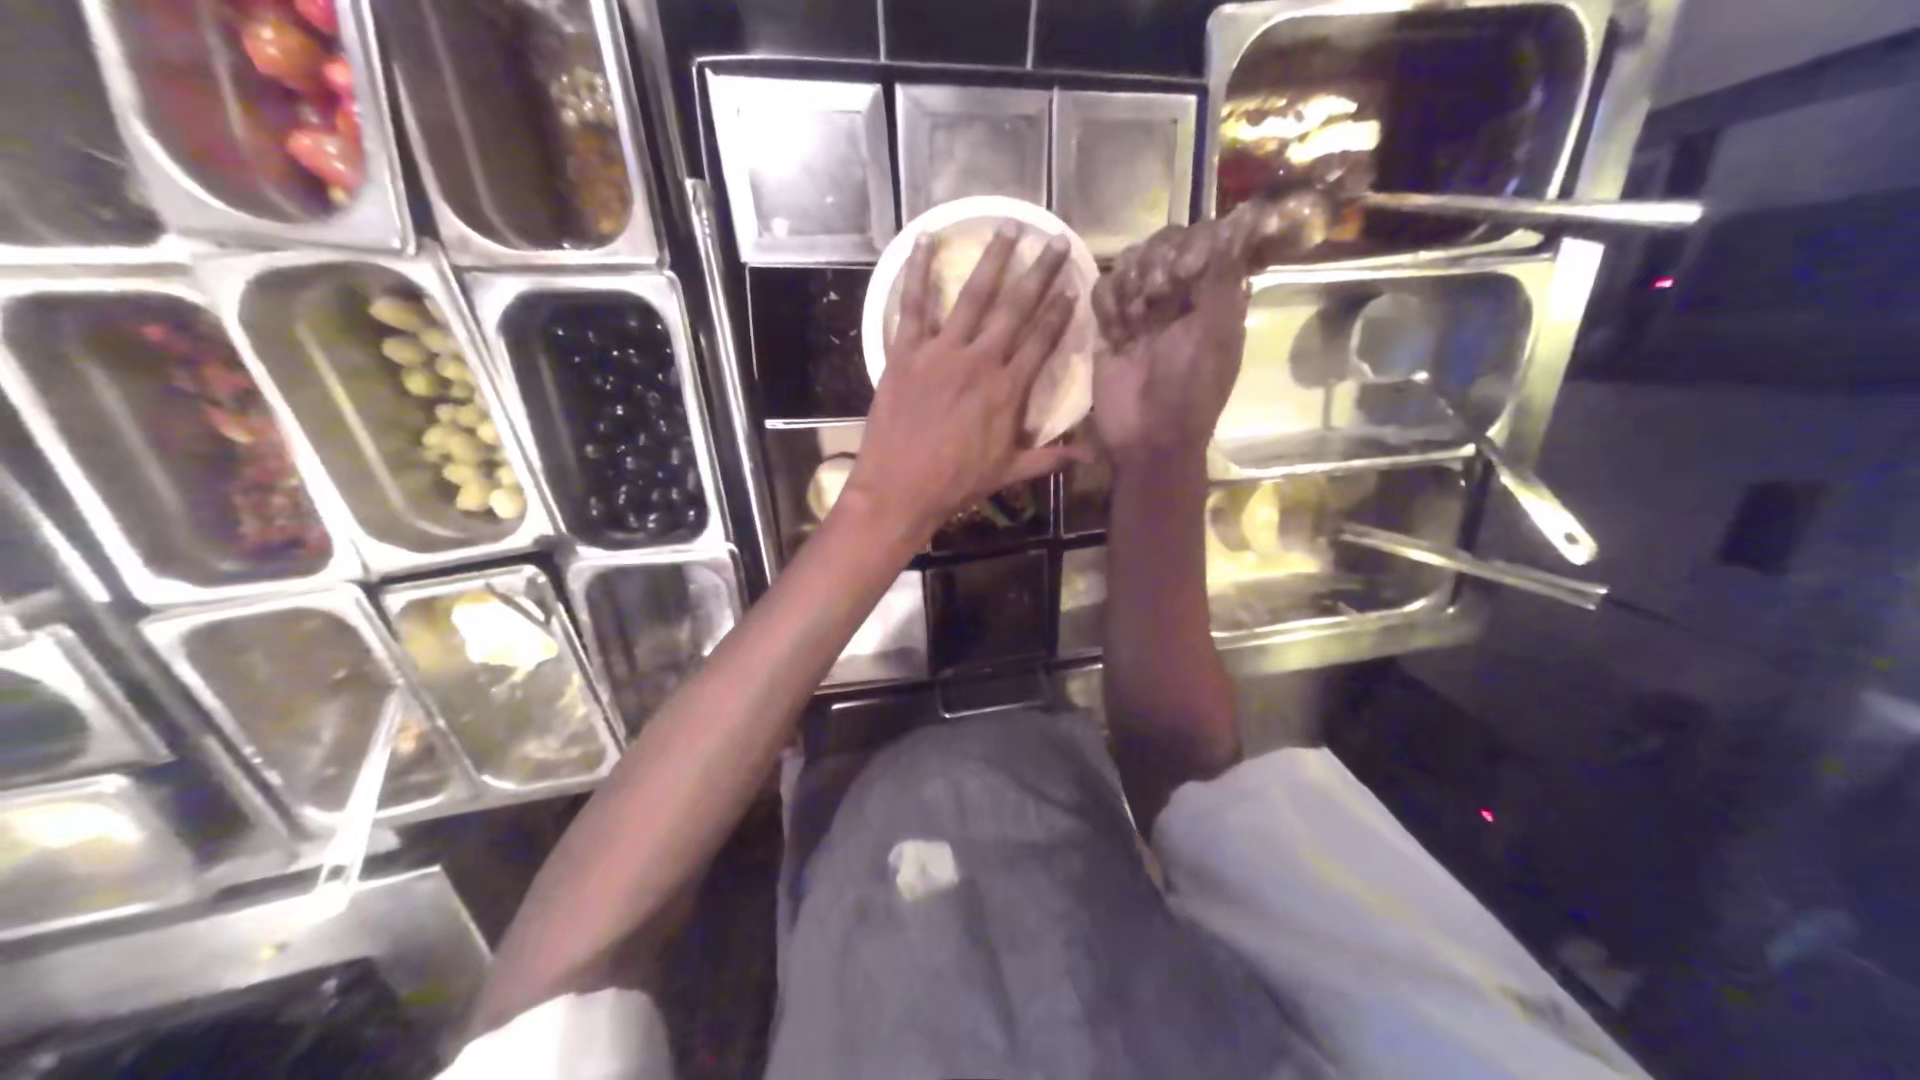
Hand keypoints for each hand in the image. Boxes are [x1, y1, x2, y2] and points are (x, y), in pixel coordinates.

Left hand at [841, 223, 1084, 544]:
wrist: (900, 489)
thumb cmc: (956, 483)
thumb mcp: (1009, 472)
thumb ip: (1050, 458)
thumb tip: (1090, 455)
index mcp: (1008, 389)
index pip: (1041, 341)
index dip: (1059, 313)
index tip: (1072, 286)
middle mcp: (980, 361)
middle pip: (1015, 308)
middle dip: (1038, 272)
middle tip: (1053, 240)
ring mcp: (941, 353)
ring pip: (973, 297)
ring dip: (992, 260)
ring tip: (1007, 228)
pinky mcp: (905, 354)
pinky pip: (912, 306)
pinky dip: (918, 272)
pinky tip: (924, 240)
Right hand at [1092, 256, 1247, 470]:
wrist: (1147, 437)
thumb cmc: (1189, 389)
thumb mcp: (1215, 333)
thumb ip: (1222, 277)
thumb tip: (1234, 222)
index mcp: (1212, 297)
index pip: (1203, 241)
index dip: (1191, 246)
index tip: (1185, 270)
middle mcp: (1178, 299)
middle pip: (1162, 247)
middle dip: (1155, 266)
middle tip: (1155, 301)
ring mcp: (1142, 313)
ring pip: (1129, 264)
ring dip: (1129, 286)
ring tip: (1133, 322)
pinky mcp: (1109, 330)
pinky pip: (1102, 292)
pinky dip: (1106, 305)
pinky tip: (1116, 333)